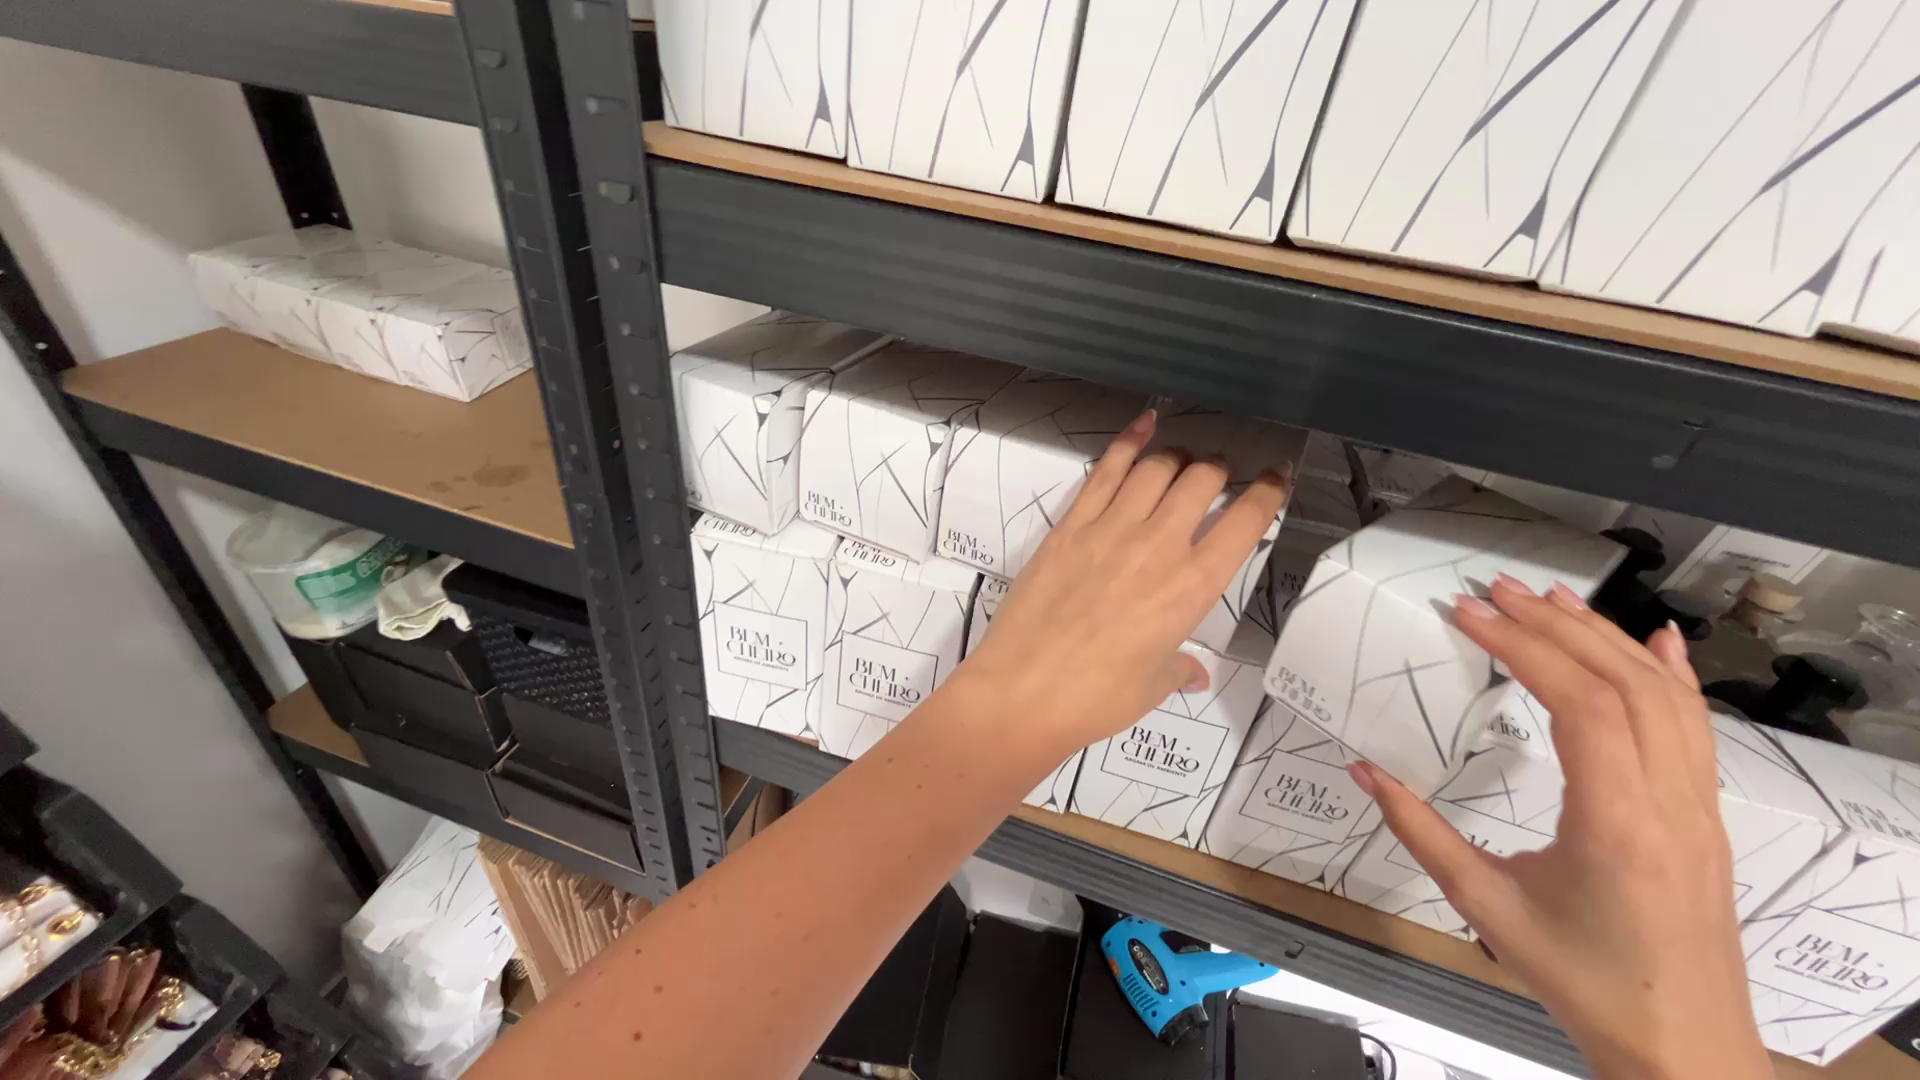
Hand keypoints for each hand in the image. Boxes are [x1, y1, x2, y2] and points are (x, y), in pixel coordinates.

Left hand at [957, 408, 1288, 761]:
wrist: (1022, 691)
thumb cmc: (1096, 699)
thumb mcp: (1151, 687)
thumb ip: (1179, 668)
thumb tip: (1195, 673)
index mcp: (1193, 587)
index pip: (1246, 521)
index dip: (1268, 491)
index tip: (1275, 477)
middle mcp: (1158, 546)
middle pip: (1202, 480)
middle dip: (1218, 470)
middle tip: (1216, 476)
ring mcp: (1110, 529)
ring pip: (1156, 467)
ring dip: (1177, 456)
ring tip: (1181, 460)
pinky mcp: (1069, 526)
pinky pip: (1104, 471)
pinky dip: (1128, 442)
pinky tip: (1143, 424)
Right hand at [1350, 577, 1770, 1079]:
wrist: (1682, 1044)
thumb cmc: (1583, 977)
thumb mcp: (1483, 904)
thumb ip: (1418, 831)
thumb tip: (1363, 772)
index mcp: (1617, 822)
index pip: (1580, 703)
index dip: (1522, 646)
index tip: (1470, 613)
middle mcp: (1670, 802)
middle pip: (1624, 684)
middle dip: (1554, 626)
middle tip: (1495, 590)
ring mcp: (1698, 806)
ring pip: (1665, 696)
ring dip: (1605, 637)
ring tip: (1550, 598)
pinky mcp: (1704, 813)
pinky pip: (1696, 728)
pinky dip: (1673, 673)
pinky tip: (1655, 641)